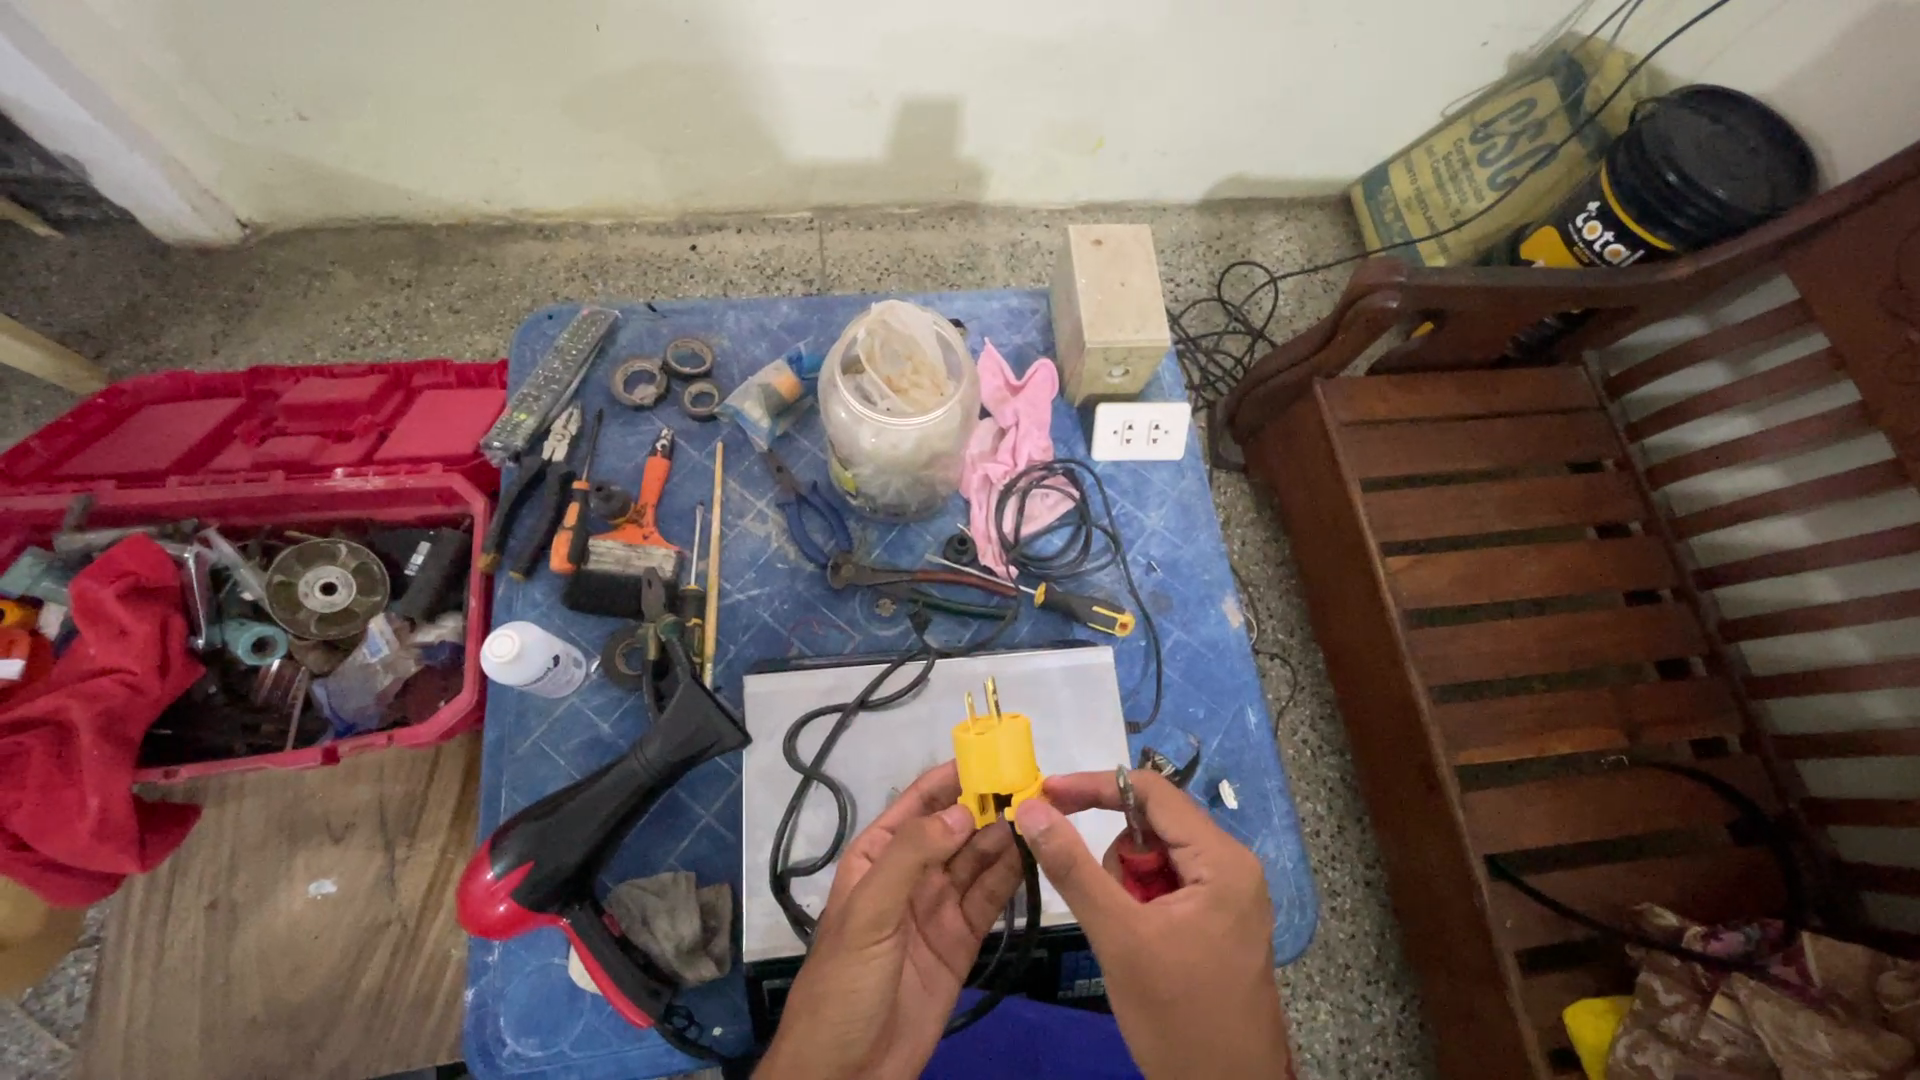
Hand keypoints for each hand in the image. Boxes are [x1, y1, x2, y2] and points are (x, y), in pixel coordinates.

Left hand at [757, 761, 1024, 1079]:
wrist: (846, 1073)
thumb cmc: (843, 982)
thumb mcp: (869, 911)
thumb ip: (912, 857)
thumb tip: (962, 812)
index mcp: (877, 857)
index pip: (917, 805)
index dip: (950, 779)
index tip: (991, 756)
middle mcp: (911, 875)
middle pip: (954, 830)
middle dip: (987, 806)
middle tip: (1030, 784)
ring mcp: (937, 908)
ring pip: (976, 861)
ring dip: (1003, 837)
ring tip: (1039, 814)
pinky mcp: (961, 942)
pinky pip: (989, 899)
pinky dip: (1010, 876)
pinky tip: (1032, 854)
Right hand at [1014, 769, 1292, 1079]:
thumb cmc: (1178, 1017)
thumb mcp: (1118, 937)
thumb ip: (1072, 866)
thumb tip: (1032, 808)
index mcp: (1221, 859)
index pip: (1151, 792)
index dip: (1094, 787)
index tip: (1045, 795)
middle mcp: (1232, 864)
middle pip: (1152, 826)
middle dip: (1117, 858)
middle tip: (1107, 906)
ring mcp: (1228, 893)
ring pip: (1154, 857)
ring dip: (1126, 885)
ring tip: (1129, 937)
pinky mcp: (1219, 918)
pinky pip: (1167, 885)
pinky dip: (1140, 904)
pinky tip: (1141, 944)